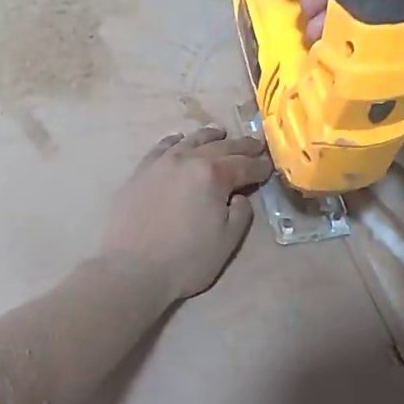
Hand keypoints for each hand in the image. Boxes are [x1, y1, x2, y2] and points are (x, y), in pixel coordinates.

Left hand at [100, 128, 272, 300]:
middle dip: (241, 146)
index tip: (269, 167)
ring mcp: (161, 163)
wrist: (134, 269)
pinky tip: (181, 141)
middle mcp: (187, 159)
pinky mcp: (140, 172)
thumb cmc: (188, 260)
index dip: (259, 167)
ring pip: (190, 141)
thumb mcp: (227, 241)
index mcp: (213, 176)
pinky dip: (177, 141)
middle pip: (220, 147)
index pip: (244, 165)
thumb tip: (239, 196)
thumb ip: (241, 213)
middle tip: (256, 144)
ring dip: (210, 137)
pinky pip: (163, 147)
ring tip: (221, 134)